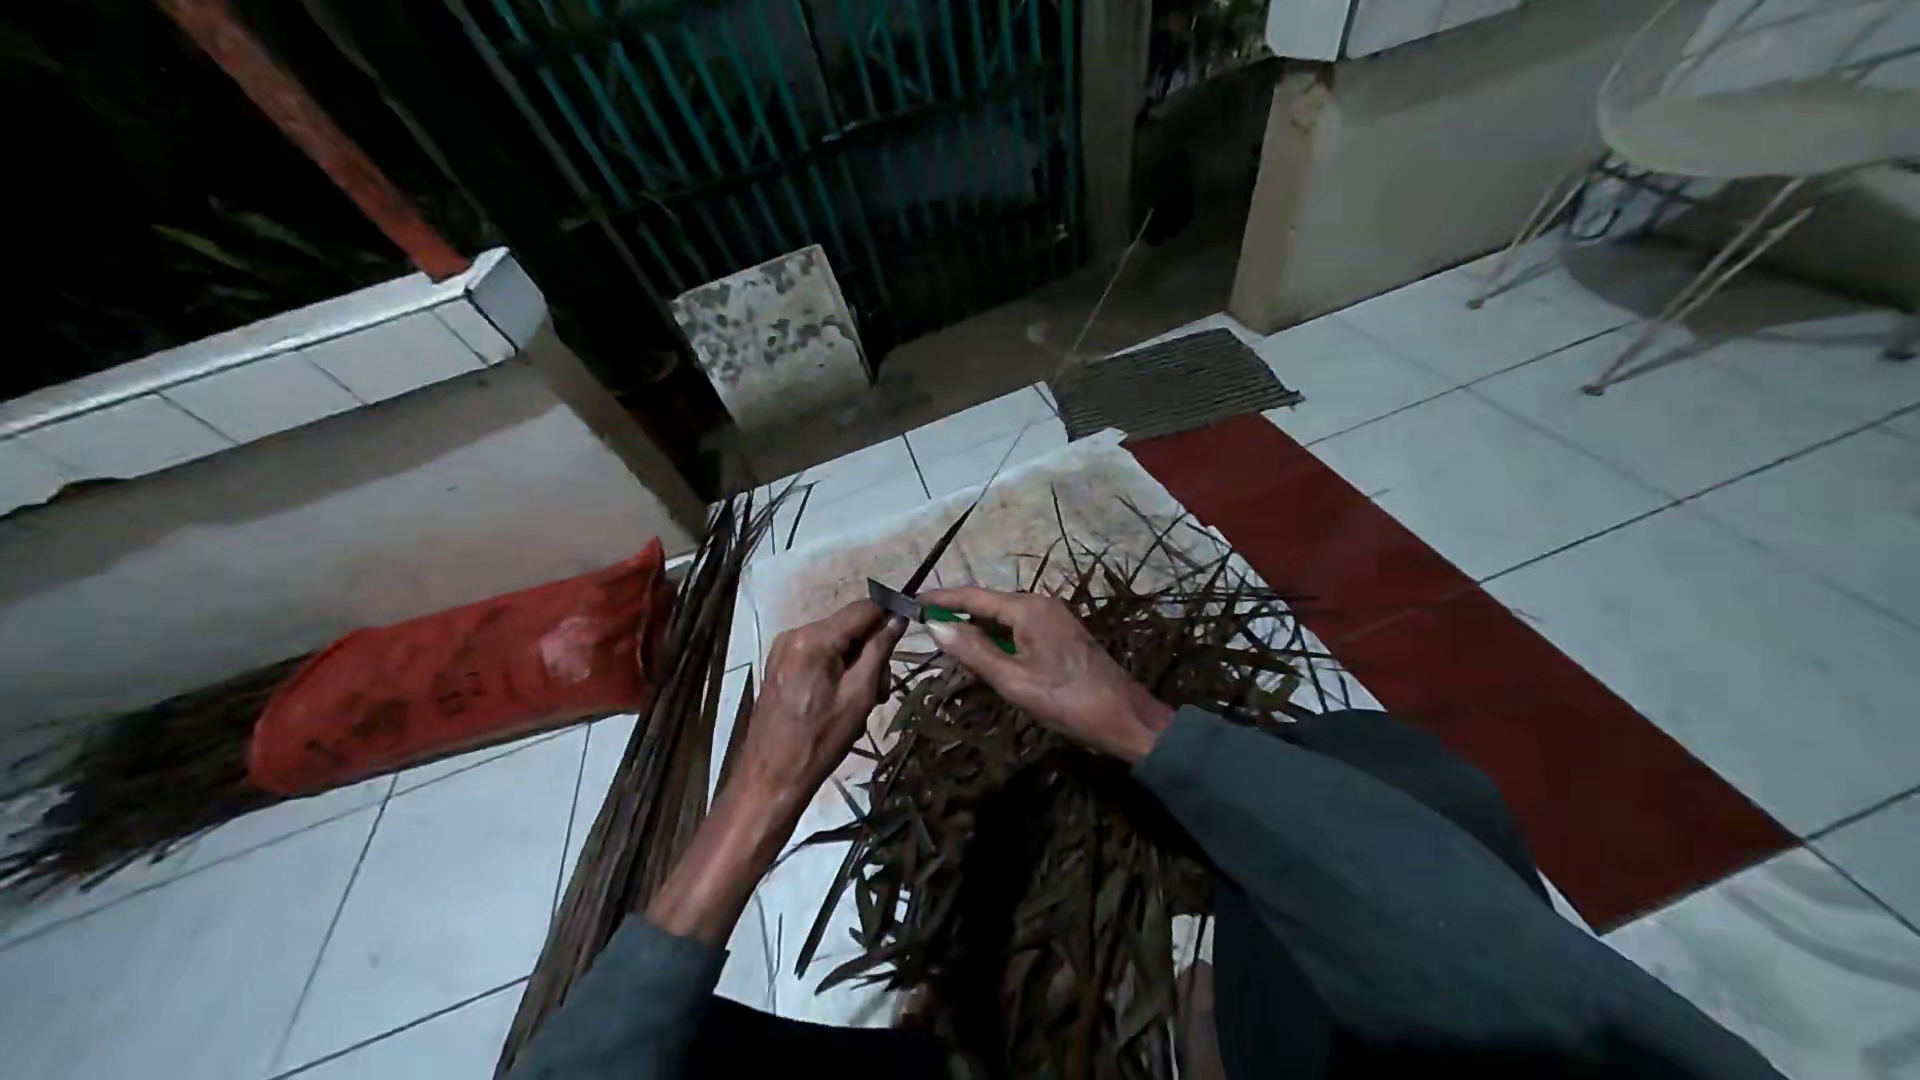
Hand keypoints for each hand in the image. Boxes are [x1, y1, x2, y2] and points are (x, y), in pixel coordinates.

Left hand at [645, 600, 902, 944]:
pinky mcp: (782, 667)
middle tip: (879, 692)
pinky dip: (839, 673)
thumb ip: (879, 650)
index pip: (863, 608)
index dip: (890, 614)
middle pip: (850, 627)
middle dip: (872, 653)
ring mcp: (784, 651)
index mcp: (813, 638)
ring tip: (860, 706)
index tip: (911, 630)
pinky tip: (842, 704)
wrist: (771, 778)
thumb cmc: (819, 739)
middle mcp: (795, 634)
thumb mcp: (859, 694)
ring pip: (838, 644)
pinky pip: (821, 657)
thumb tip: (898, 618)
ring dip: (858, 667)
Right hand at [918, 587, 1173, 763]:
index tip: (913, 599)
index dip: (942, 598)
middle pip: (988, 605)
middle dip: (958, 616)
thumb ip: (973, 651)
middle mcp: (1040, 604)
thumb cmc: (1066, 700)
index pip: (974, 597)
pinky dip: (997, 640)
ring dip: (977, 631)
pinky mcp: (1060, 635)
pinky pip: (1018, 629)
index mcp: (1027, 608)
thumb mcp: (1012, 679)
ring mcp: (1053, 618)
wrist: (1124, 717)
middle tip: (926, 629)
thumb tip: (935, 626)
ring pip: (1003, 619)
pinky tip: (985, 657)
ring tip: (949, 645)